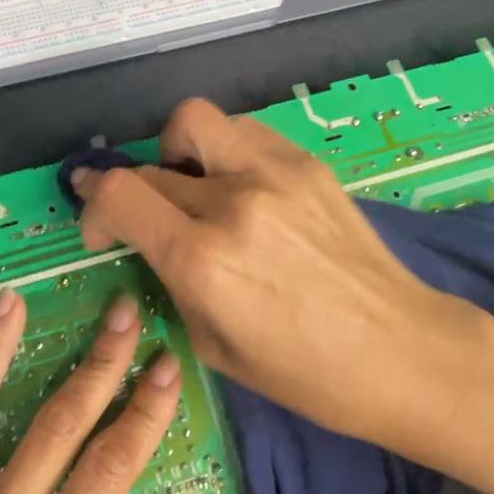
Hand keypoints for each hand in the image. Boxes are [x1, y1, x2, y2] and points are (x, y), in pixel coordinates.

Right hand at [73, 99, 493, 493]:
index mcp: (205, 260)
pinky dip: (223, 149)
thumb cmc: (305, 373)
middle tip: (147, 217)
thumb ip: (172, 281)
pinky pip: (242, 131)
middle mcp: (234, 202)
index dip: (93, 207)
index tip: (99, 228)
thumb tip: (147, 238)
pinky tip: (240, 185)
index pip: (120, 196)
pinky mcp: (305, 161)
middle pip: (152, 165)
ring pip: (194, 120)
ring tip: (194, 186)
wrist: (401, 349)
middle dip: (133, 192)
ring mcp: (274, 172)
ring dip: (177, 150)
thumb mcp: (213, 345)